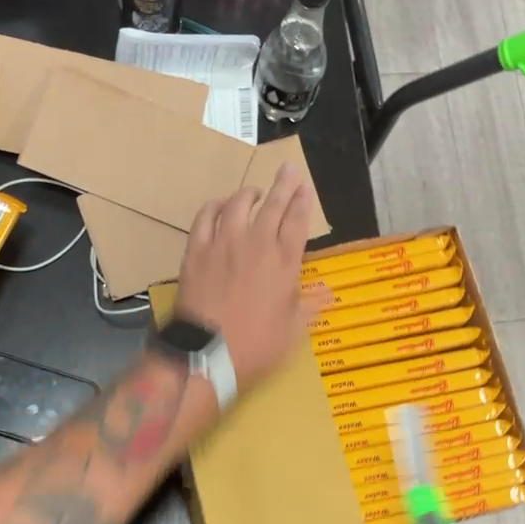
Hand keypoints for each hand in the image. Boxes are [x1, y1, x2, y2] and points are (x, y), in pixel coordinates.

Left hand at [175, 162, 327, 387]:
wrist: (207, 354)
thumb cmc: (256, 347)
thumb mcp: (292, 331)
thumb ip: (309, 306)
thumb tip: (328, 293)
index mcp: (284, 263)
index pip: (297, 221)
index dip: (302, 202)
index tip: (304, 188)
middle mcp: (256, 244)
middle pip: (273, 205)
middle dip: (284, 184)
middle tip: (288, 169)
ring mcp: (223, 244)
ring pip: (238, 204)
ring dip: (249, 194)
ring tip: (254, 192)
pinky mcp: (196, 250)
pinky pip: (206, 217)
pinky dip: (215, 207)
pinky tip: (220, 205)